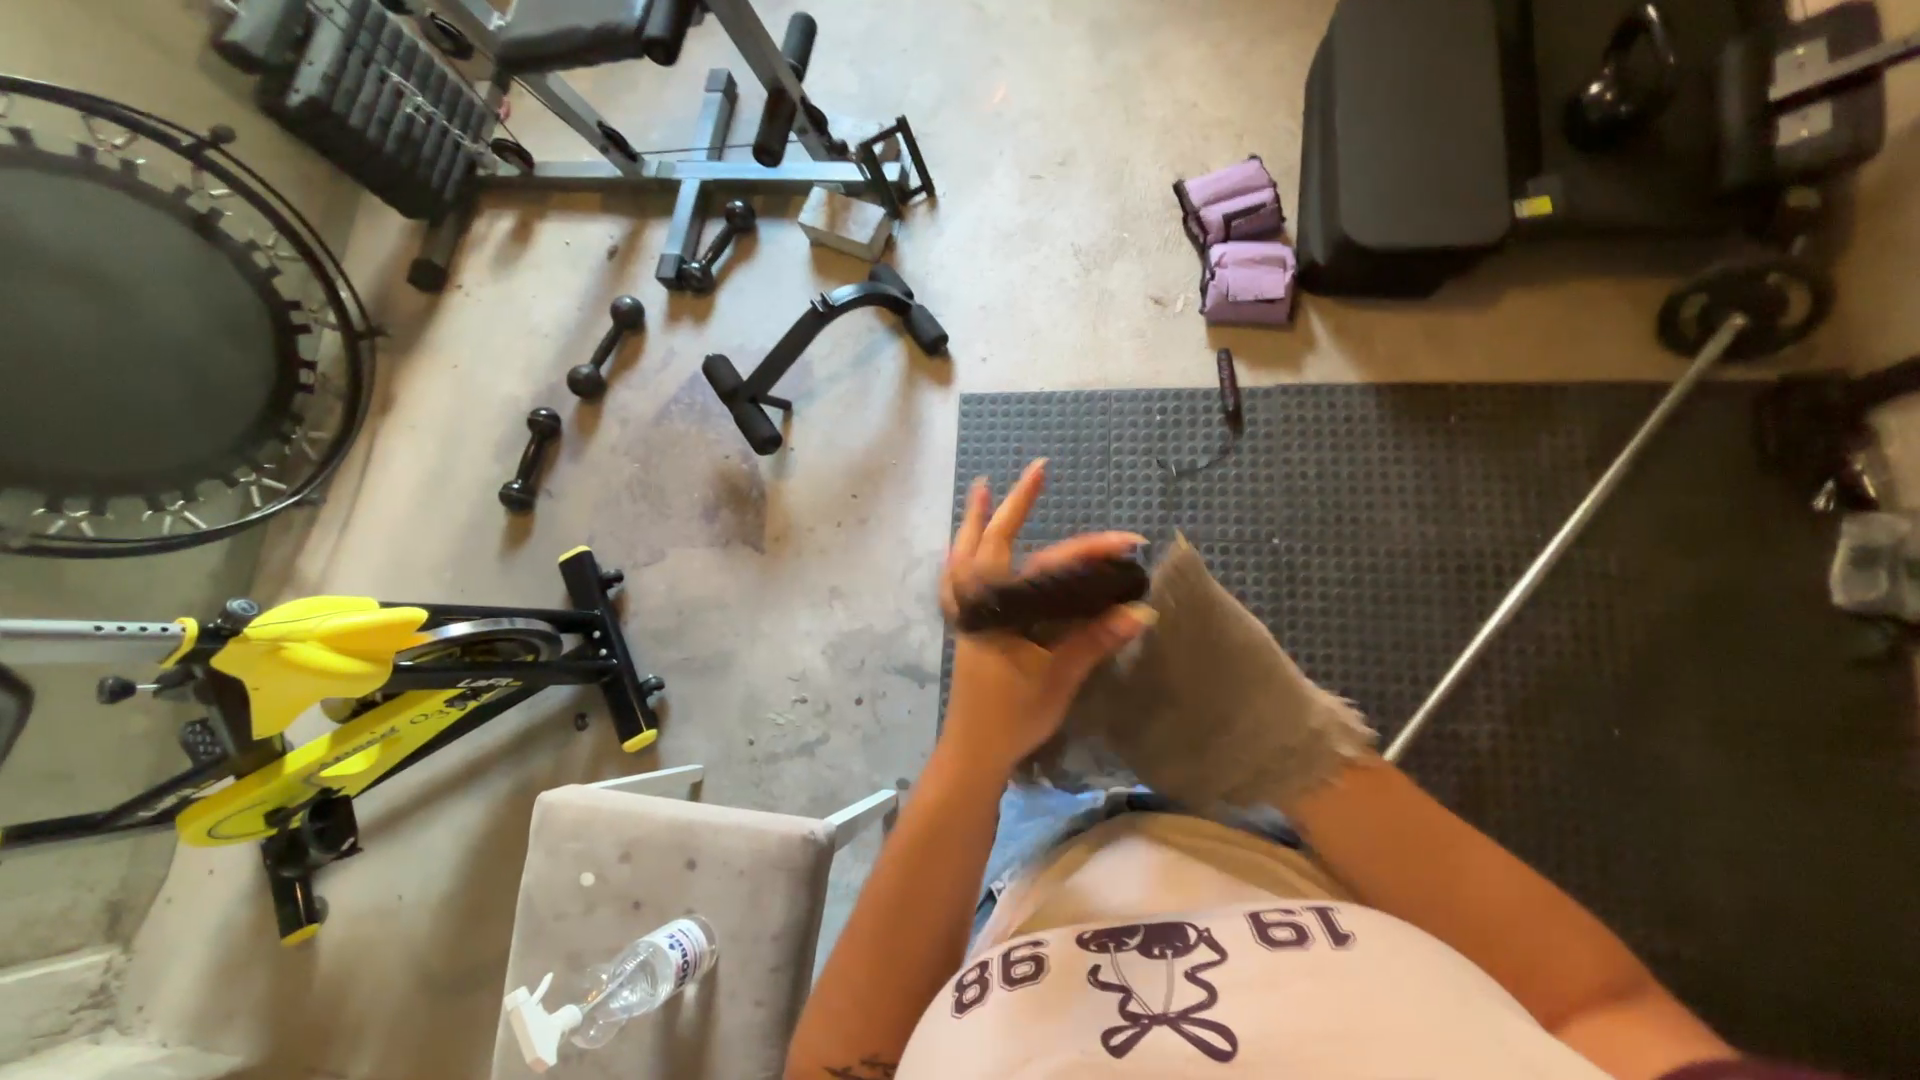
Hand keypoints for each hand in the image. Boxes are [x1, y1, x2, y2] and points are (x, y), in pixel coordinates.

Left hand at [938, 459, 1155, 777]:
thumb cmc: (1013, 716)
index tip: (1126, 540)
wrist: (975, 751)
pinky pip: (958, 580)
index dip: (1090, 551)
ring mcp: (969, 613)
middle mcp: (979, 602)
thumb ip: (1094, 640)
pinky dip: (962, 558)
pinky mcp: (969, 627)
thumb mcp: (1059, 677)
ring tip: (981, 491)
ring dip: (977, 523)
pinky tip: (962, 550)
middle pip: (993, 543)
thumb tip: (1140, 612)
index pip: (1051, 569)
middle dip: (1014, 506)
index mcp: (1002, 609)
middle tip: (1036, 471)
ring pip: (967, 556)